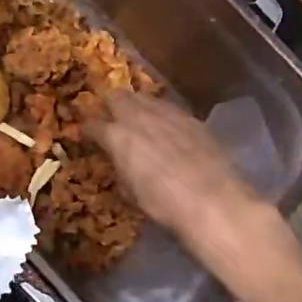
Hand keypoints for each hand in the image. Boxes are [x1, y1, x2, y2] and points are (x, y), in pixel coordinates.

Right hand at [86, 94, 284, 255]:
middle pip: (116, 97)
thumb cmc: (164, 204)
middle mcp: (138, 116)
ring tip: (139, 120)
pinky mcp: (191, 118)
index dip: (87, 130)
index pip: (92, 124)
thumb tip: (120, 163)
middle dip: (110, 105)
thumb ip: (120, 170)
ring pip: (144, 97)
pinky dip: (162, 114)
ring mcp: (167, 113)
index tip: (87, 135)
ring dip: (137, 106)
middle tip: (112, 119)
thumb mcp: (131, 192)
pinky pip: (168, 108)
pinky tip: (168, 128)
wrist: (214, 202)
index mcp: (116, 135)